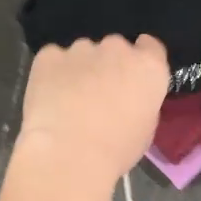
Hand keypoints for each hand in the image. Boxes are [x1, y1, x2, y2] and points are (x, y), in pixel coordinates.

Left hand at [18, 36, 169, 184]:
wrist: (70, 153)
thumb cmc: (117, 149)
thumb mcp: (146, 129)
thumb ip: (141, 101)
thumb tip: (129, 96)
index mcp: (148, 67)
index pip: (151, 47)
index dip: (142, 61)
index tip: (134, 79)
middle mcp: (117, 48)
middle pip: (116, 49)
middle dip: (111, 66)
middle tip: (103, 96)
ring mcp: (81, 48)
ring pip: (84, 54)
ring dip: (82, 70)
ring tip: (73, 102)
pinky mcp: (50, 55)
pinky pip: (56, 60)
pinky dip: (55, 74)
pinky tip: (52, 99)